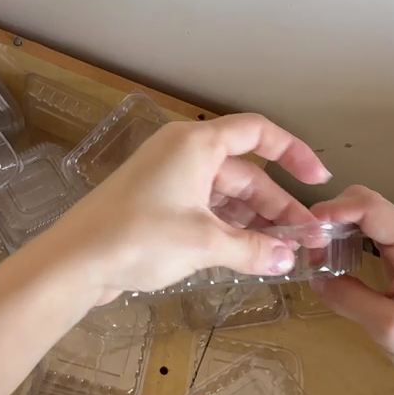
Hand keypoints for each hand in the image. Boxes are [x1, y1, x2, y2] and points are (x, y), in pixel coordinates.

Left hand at [40, 113, 332, 303]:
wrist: (75, 261)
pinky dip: (227, 228)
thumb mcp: (204, 242)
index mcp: (196, 144)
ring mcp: (167, 179)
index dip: (293, 152)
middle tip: (307, 239)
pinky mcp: (155, 205)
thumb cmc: (139, 237)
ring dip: (253, 221)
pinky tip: (249, 253)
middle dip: (277, 205)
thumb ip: (252, 249)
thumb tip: (288, 259)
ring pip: (224, 194)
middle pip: (243, 172)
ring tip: (283, 251)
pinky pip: (203, 209)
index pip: (257, 133)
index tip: (318, 180)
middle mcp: (183, 154)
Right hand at [310, 186, 393, 394]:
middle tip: (308, 249)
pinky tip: (338, 266)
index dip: (331, 210)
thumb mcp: (388, 329)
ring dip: (340, 232)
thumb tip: (314, 278)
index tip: (302, 232)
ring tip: (318, 260)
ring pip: (370, 221)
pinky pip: (377, 240)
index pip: (370, 206)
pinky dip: (352, 244)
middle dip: (332, 219)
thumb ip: (348, 298)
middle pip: (368, 206)